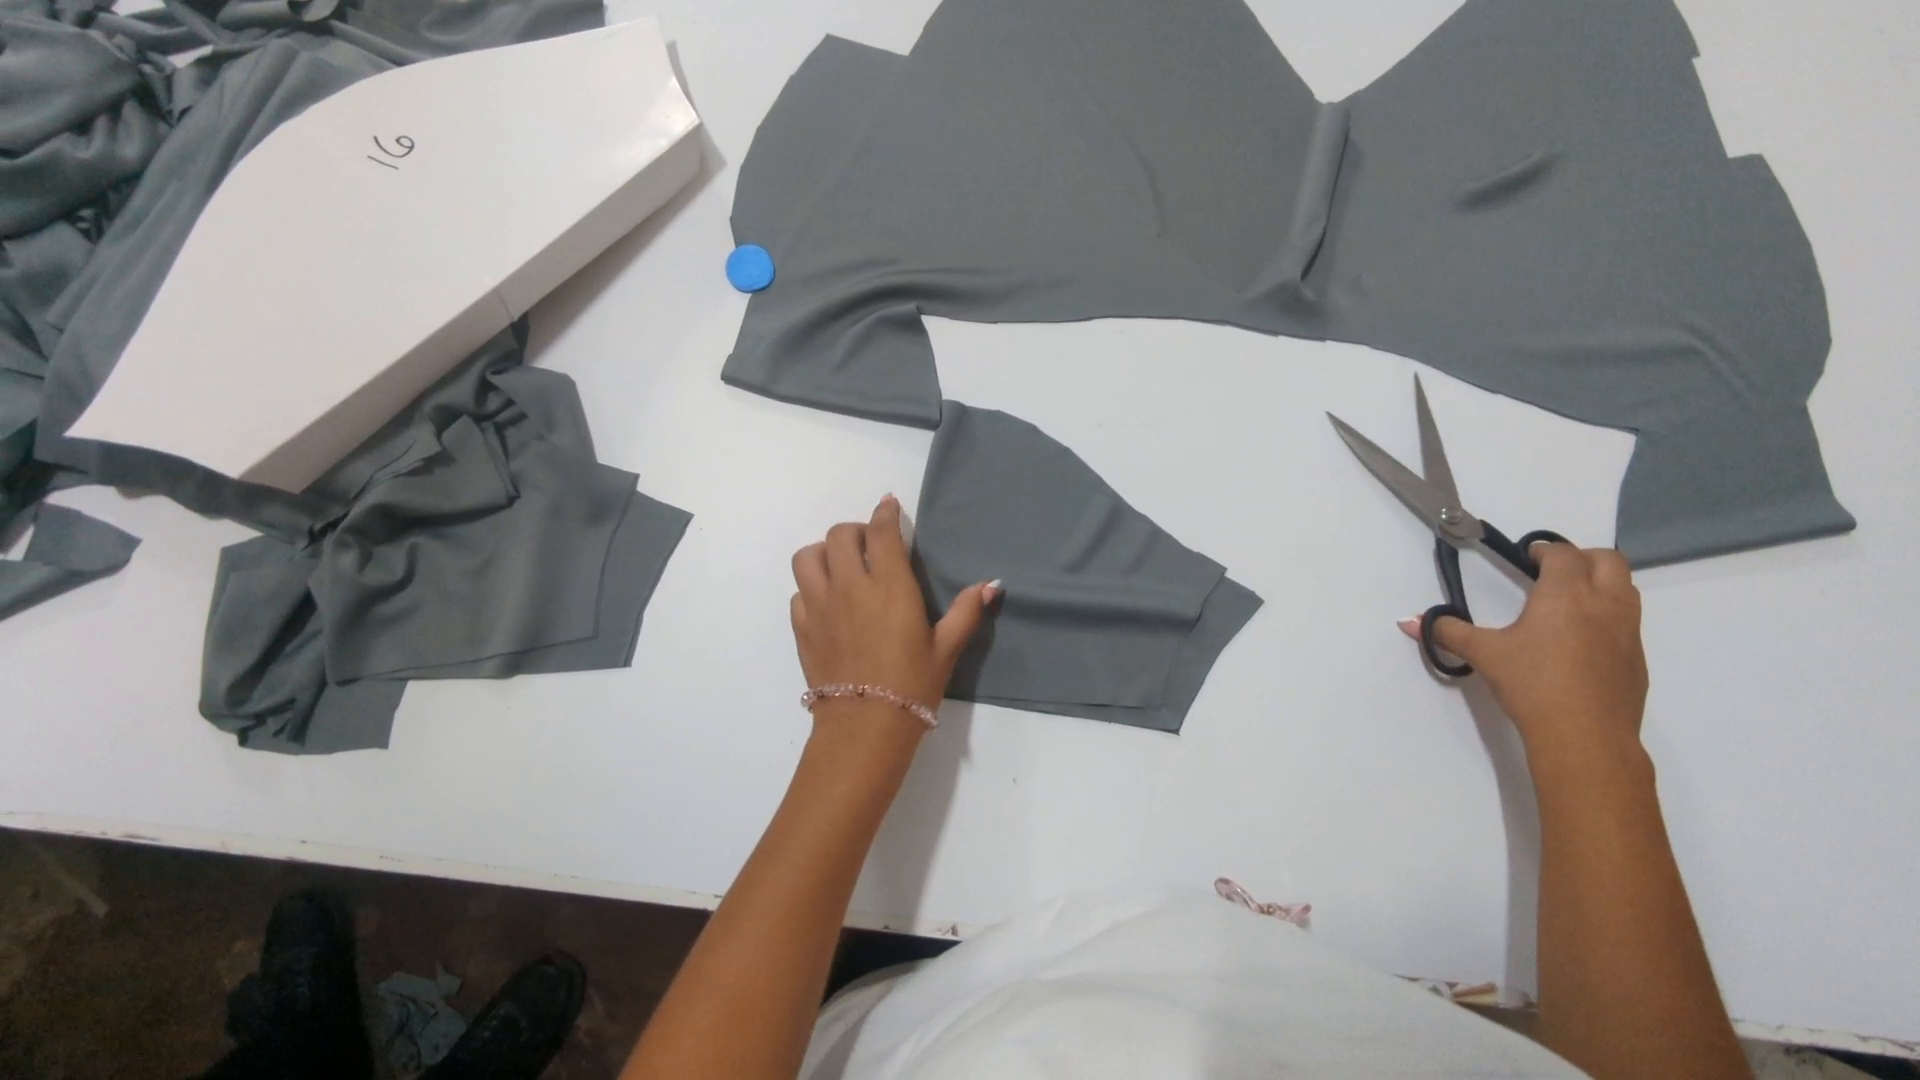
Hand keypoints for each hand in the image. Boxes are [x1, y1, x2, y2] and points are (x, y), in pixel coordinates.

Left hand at [790, 495, 996, 728]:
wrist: (864, 726)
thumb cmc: (912, 686)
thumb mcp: (946, 648)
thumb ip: (966, 611)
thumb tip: (992, 584)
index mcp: (889, 586)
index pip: (881, 531)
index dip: (885, 512)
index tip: (889, 506)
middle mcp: (849, 586)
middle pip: (839, 534)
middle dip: (855, 531)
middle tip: (869, 546)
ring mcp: (819, 606)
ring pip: (807, 556)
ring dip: (824, 553)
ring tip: (840, 568)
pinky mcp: (801, 628)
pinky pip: (798, 592)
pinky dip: (810, 588)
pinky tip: (827, 603)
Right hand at [1401, 543, 1647, 763]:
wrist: (1585, 735)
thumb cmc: (1532, 684)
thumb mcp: (1483, 655)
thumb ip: (1448, 633)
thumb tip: (1409, 622)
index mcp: (1566, 594)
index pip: (1564, 554)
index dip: (1544, 550)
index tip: (1527, 558)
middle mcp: (1604, 604)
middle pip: (1608, 560)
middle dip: (1581, 557)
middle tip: (1553, 571)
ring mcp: (1627, 631)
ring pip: (1626, 588)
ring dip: (1600, 582)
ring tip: (1569, 600)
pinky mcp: (1636, 658)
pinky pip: (1628, 620)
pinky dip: (1607, 615)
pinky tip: (1580, 640)